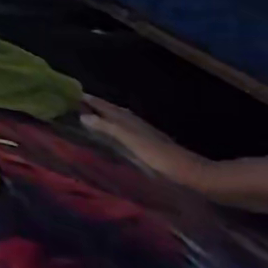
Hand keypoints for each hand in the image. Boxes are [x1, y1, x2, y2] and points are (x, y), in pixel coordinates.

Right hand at [80, 95, 214, 189]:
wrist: (194, 174)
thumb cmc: (160, 157)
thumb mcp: (132, 141)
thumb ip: (109, 128)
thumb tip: (83, 115)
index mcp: (130, 122)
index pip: (107, 108)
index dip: (92, 101)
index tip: (73, 93)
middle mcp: (137, 124)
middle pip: (115, 111)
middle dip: (98, 105)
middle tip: (79, 101)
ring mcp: (146, 134)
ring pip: (122, 119)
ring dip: (108, 114)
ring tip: (94, 113)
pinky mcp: (150, 144)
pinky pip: (127, 129)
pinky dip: (117, 126)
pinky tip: (116, 132)